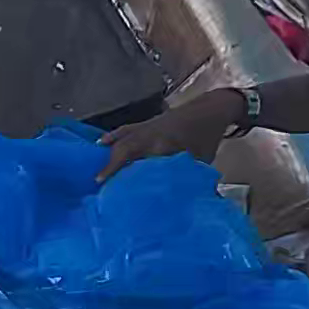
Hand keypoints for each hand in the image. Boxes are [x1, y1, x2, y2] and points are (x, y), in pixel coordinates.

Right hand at [96, 88, 245, 180]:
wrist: (212, 109)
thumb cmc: (207, 138)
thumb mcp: (199, 162)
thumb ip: (183, 177)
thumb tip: (175, 198)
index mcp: (161, 144)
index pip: (134, 159)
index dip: (116, 169)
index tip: (102, 182)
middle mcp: (149, 133)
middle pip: (123, 148)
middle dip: (109, 164)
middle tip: (98, 182)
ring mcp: (146, 126)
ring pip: (122, 138)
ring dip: (109, 151)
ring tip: (96, 165)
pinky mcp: (148, 122)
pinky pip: (126, 130)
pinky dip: (113, 136)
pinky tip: (102, 142)